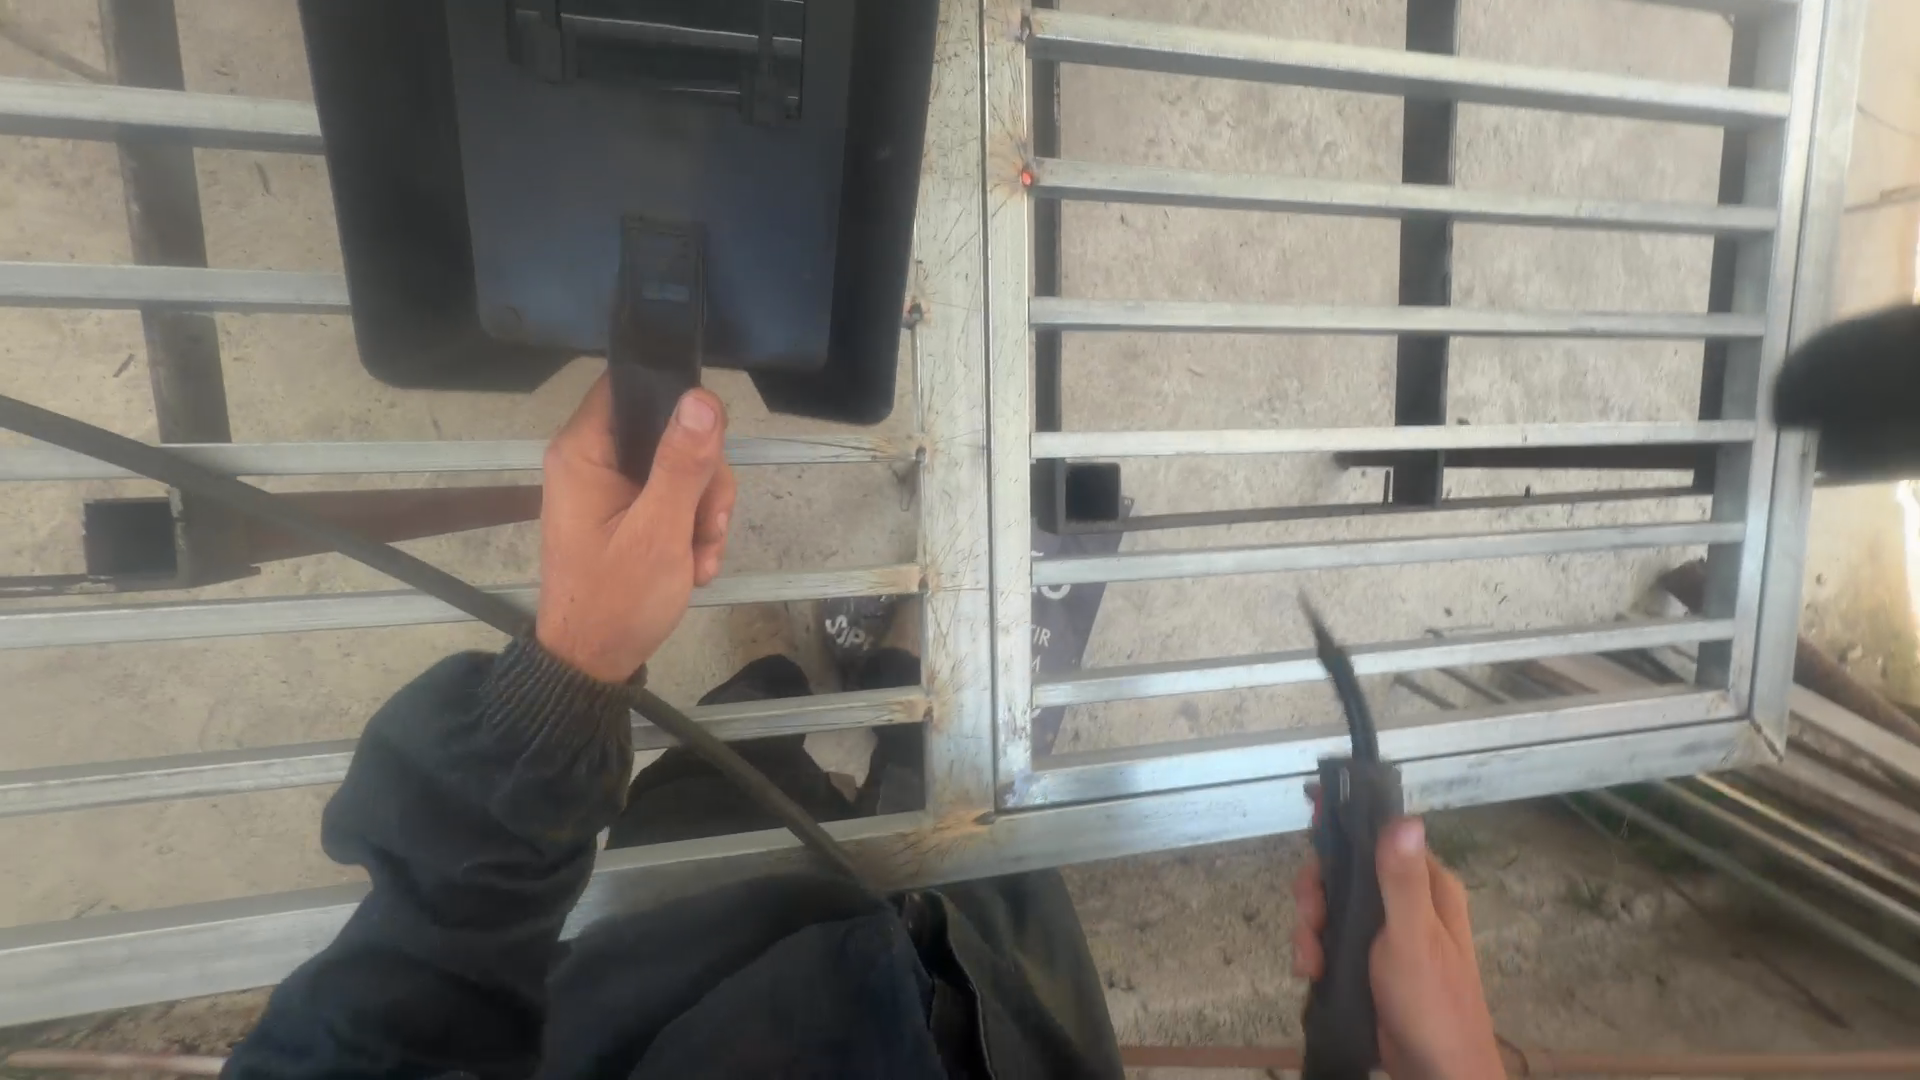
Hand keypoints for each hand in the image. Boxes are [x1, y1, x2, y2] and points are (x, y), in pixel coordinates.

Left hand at [535, 374, 735, 682]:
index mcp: (586, 452)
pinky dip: (694, 531)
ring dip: (705, 514)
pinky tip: (695, 564)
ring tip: (701, 558)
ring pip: (683, 470)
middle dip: (704, 481)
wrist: (595, 662)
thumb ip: (683, 465)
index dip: (677, 401)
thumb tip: (704, 398)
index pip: (630, 387)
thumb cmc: (618, 599)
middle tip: (709, 526)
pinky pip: (676, 500)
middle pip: (670, 434)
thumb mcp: (660, 531)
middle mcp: (596, 460)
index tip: (711, 442)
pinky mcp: (630, 512)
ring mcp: (614, 489)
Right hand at [1292, 817, 1504, 1079]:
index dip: (1343, 829)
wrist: (1434, 1075)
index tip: (1311, 825)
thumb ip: (1402, 879)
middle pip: (1344, 868)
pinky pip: (1328, 933)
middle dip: (1317, 893)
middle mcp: (1406, 899)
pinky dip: (1314, 947)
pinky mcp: (1366, 955)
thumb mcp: (1412, 936)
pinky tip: (1312, 970)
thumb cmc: (1431, 1003)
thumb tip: (1406, 818)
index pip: (1379, 835)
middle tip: (1311, 918)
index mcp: (1427, 885)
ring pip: (1330, 901)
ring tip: (1310, 960)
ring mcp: (1385, 928)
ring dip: (1310, 927)